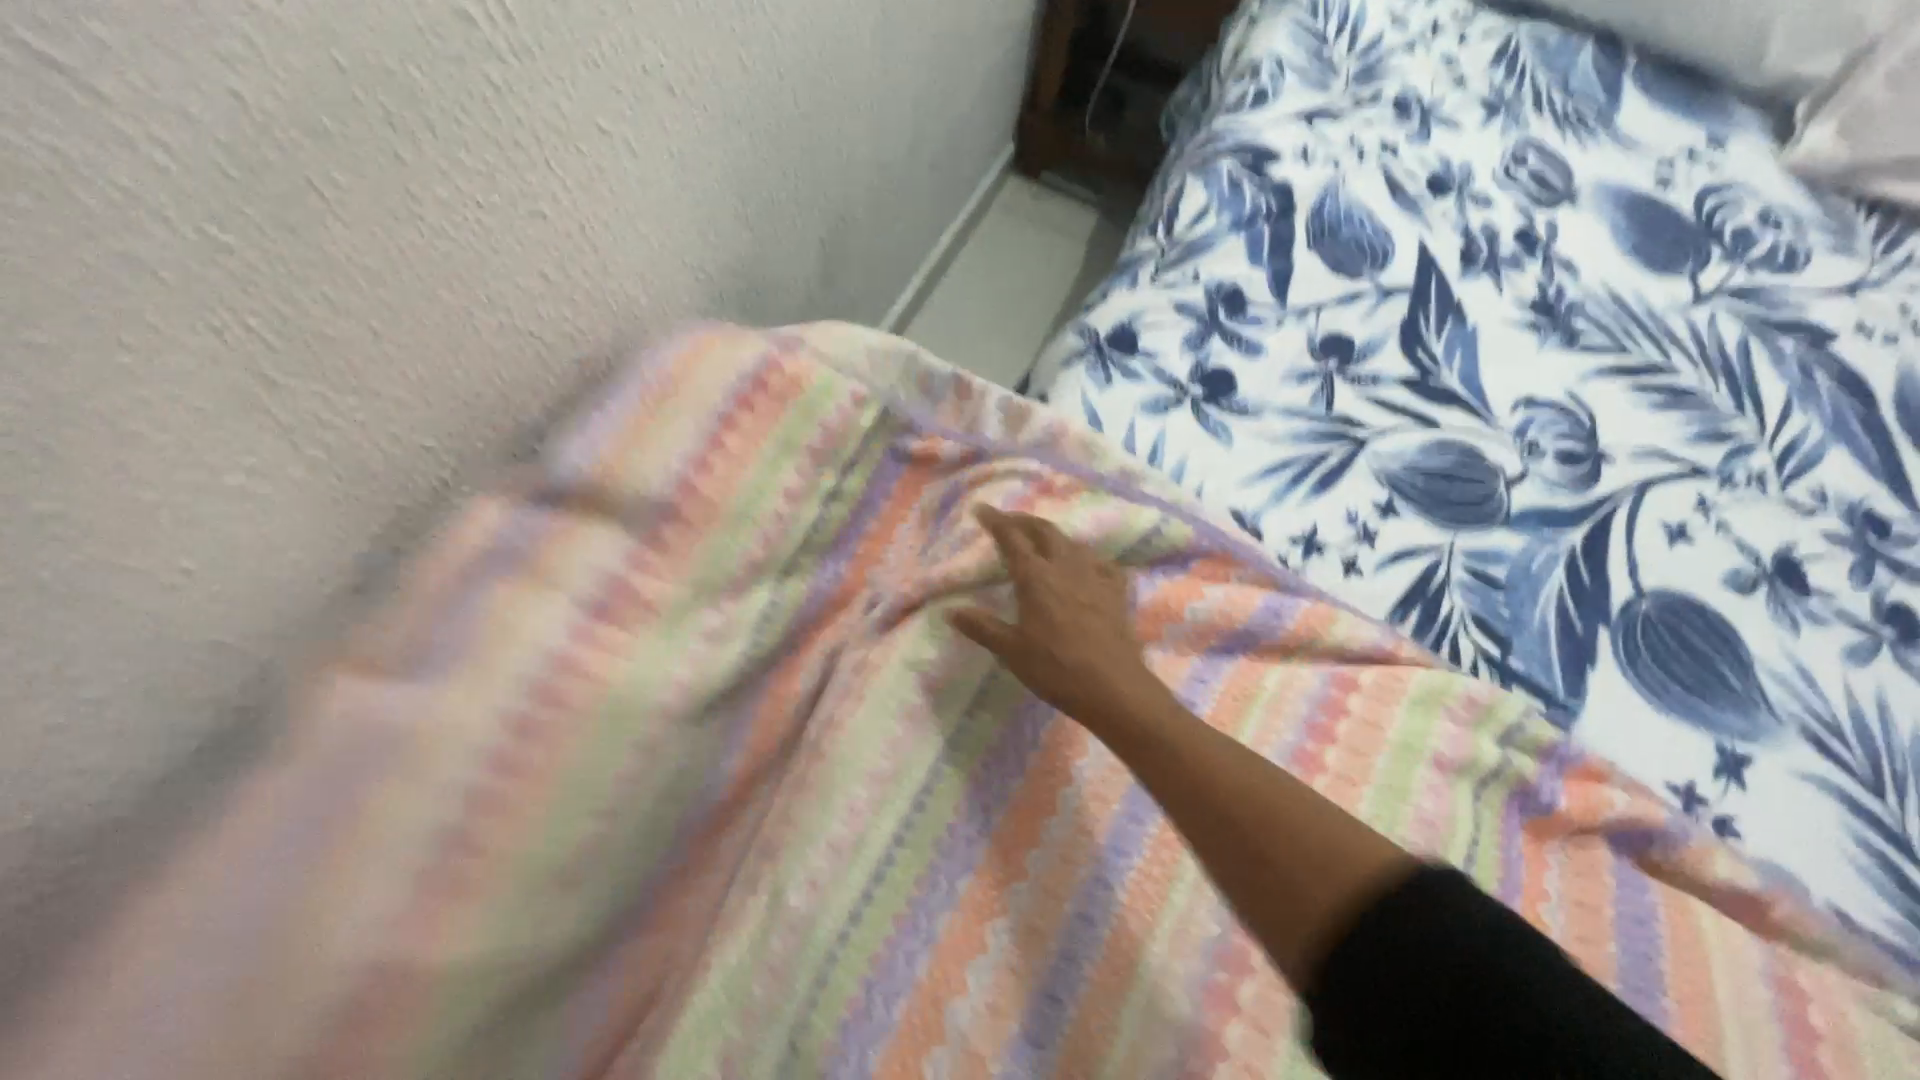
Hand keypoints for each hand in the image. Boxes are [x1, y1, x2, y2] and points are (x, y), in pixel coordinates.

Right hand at [948, 506, 1169, 724]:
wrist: (1112, 686)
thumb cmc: (1055, 669)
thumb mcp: (1011, 651)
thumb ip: (982, 627)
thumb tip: (950, 611)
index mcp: (1035, 577)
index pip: (1011, 538)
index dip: (995, 521)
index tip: (981, 509)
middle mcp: (1065, 566)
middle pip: (1044, 531)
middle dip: (1024, 521)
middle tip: (1009, 521)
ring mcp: (1095, 576)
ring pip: (1073, 543)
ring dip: (1053, 536)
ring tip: (1042, 541)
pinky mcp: (1117, 591)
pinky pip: (1101, 563)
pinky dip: (1086, 557)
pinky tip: (1085, 566)